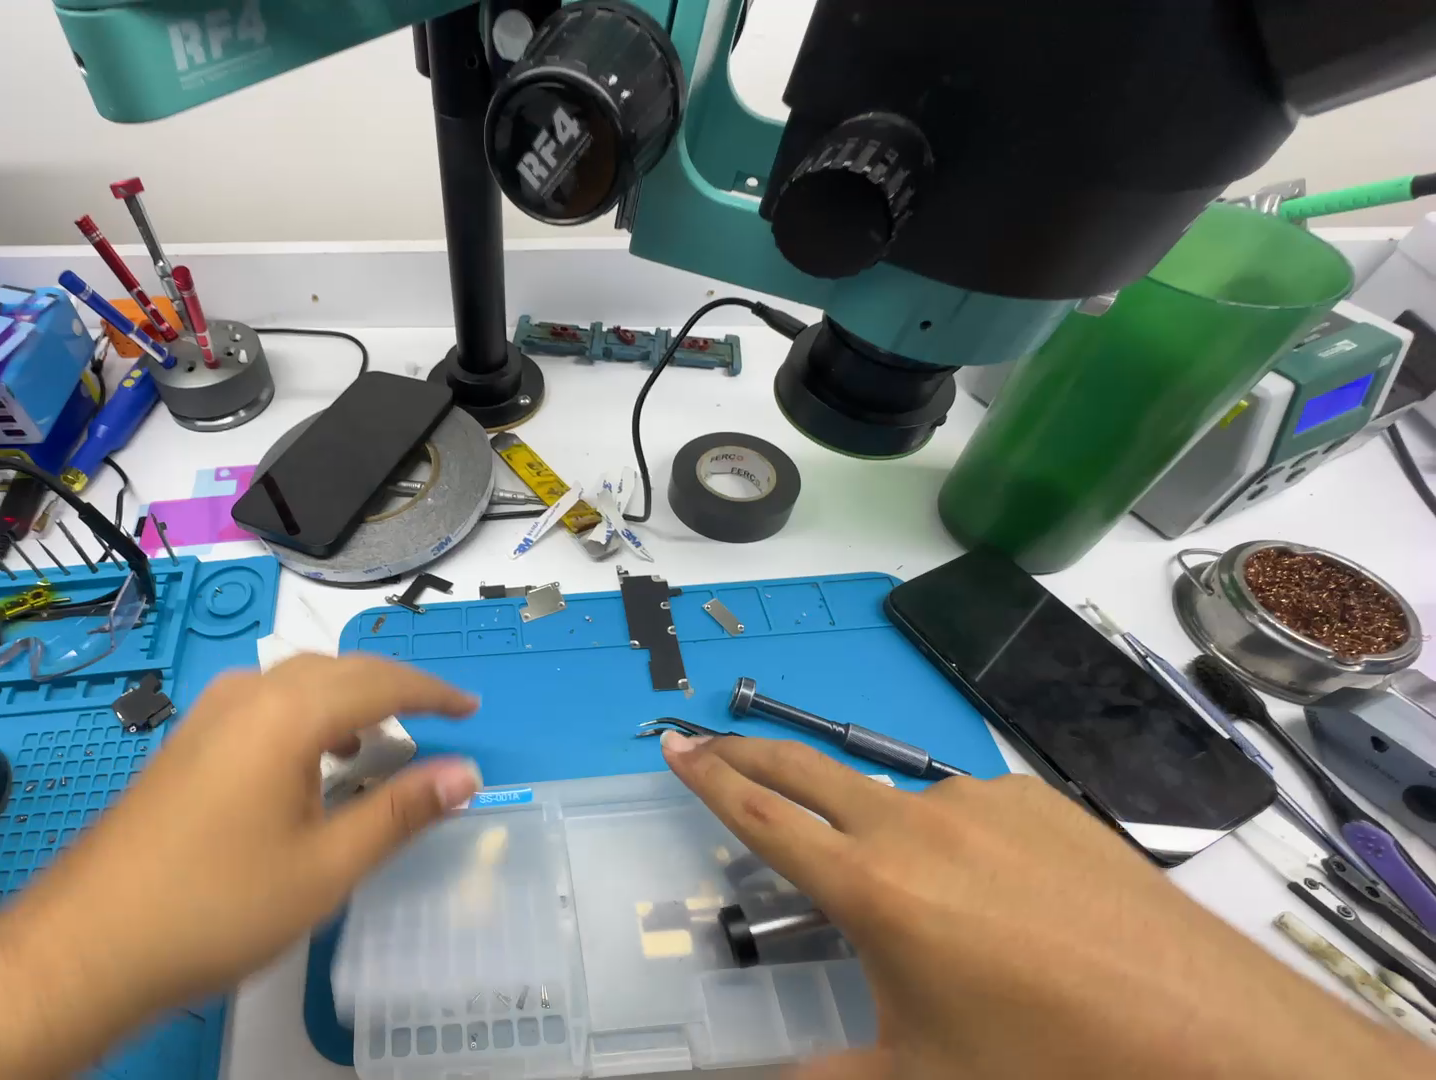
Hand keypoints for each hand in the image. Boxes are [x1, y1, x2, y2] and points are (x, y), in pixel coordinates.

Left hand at [27, 654, 481, 1005]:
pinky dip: (308, 712)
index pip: (381, 683)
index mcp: (289, 713)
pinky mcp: (190, 735)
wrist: (88, 942)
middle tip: (437, 721)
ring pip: (300, 679)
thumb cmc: (219, 905)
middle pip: (341, 670)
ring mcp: (212, 710)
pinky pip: (267, 699)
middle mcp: (250, 692)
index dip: (433, 694)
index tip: (471, 710)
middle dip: (394, 690)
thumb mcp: (326, 866)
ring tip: (378, 742)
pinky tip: (310, 758)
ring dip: (349, 699)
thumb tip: (465, 775)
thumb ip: (401, 812)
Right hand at [658, 733, 1435, 1079]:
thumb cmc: (1050, 1072)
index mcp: (871, 889)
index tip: (674, 743)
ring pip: (888, 798)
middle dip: (746, 750)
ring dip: (863, 820)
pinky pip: (963, 808)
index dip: (709, 776)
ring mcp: (976, 802)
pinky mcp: (1034, 798)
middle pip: (802, 767)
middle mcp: (910, 826)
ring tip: (904, 885)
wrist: (1235, 1052)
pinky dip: (946, 836)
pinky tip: (996, 890)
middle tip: (710, 740)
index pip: (762, 814)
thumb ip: (821, 1078)